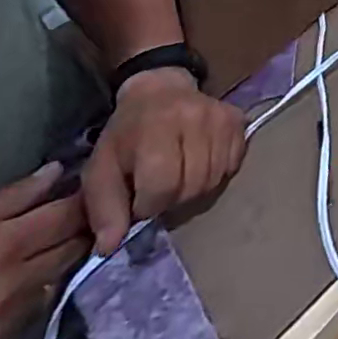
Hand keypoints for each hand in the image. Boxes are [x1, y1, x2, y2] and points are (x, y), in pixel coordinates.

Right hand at [0, 163, 87, 338]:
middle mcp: (18, 281)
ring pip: (59, 276)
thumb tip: (55, 172)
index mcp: (4, 246)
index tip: (84, 188)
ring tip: (43, 251)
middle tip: (71, 218)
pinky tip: (13, 289)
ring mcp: (11, 317)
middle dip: (81, 227)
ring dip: (59, 260)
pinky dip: (33, 293)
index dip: (85, 196)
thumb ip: (4, 200)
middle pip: (76, 244)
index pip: (72, 211)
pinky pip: (34, 309)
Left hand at [83, 68, 246, 254]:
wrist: (160, 92)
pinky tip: (200, 166)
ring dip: (195, 189)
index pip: (162, 187)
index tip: (137, 201)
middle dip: (172, 199)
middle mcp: (195, 120)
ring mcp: (221, 119)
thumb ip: (103, 208)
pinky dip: (216, 173)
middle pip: (192, 184)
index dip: (147, 205)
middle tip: (159, 191)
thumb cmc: (126, 135)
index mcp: (155, 131)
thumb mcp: (99, 170)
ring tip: (179, 180)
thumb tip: (111, 246)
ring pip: (215, 177)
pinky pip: (234, 163)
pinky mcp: (238, 120)